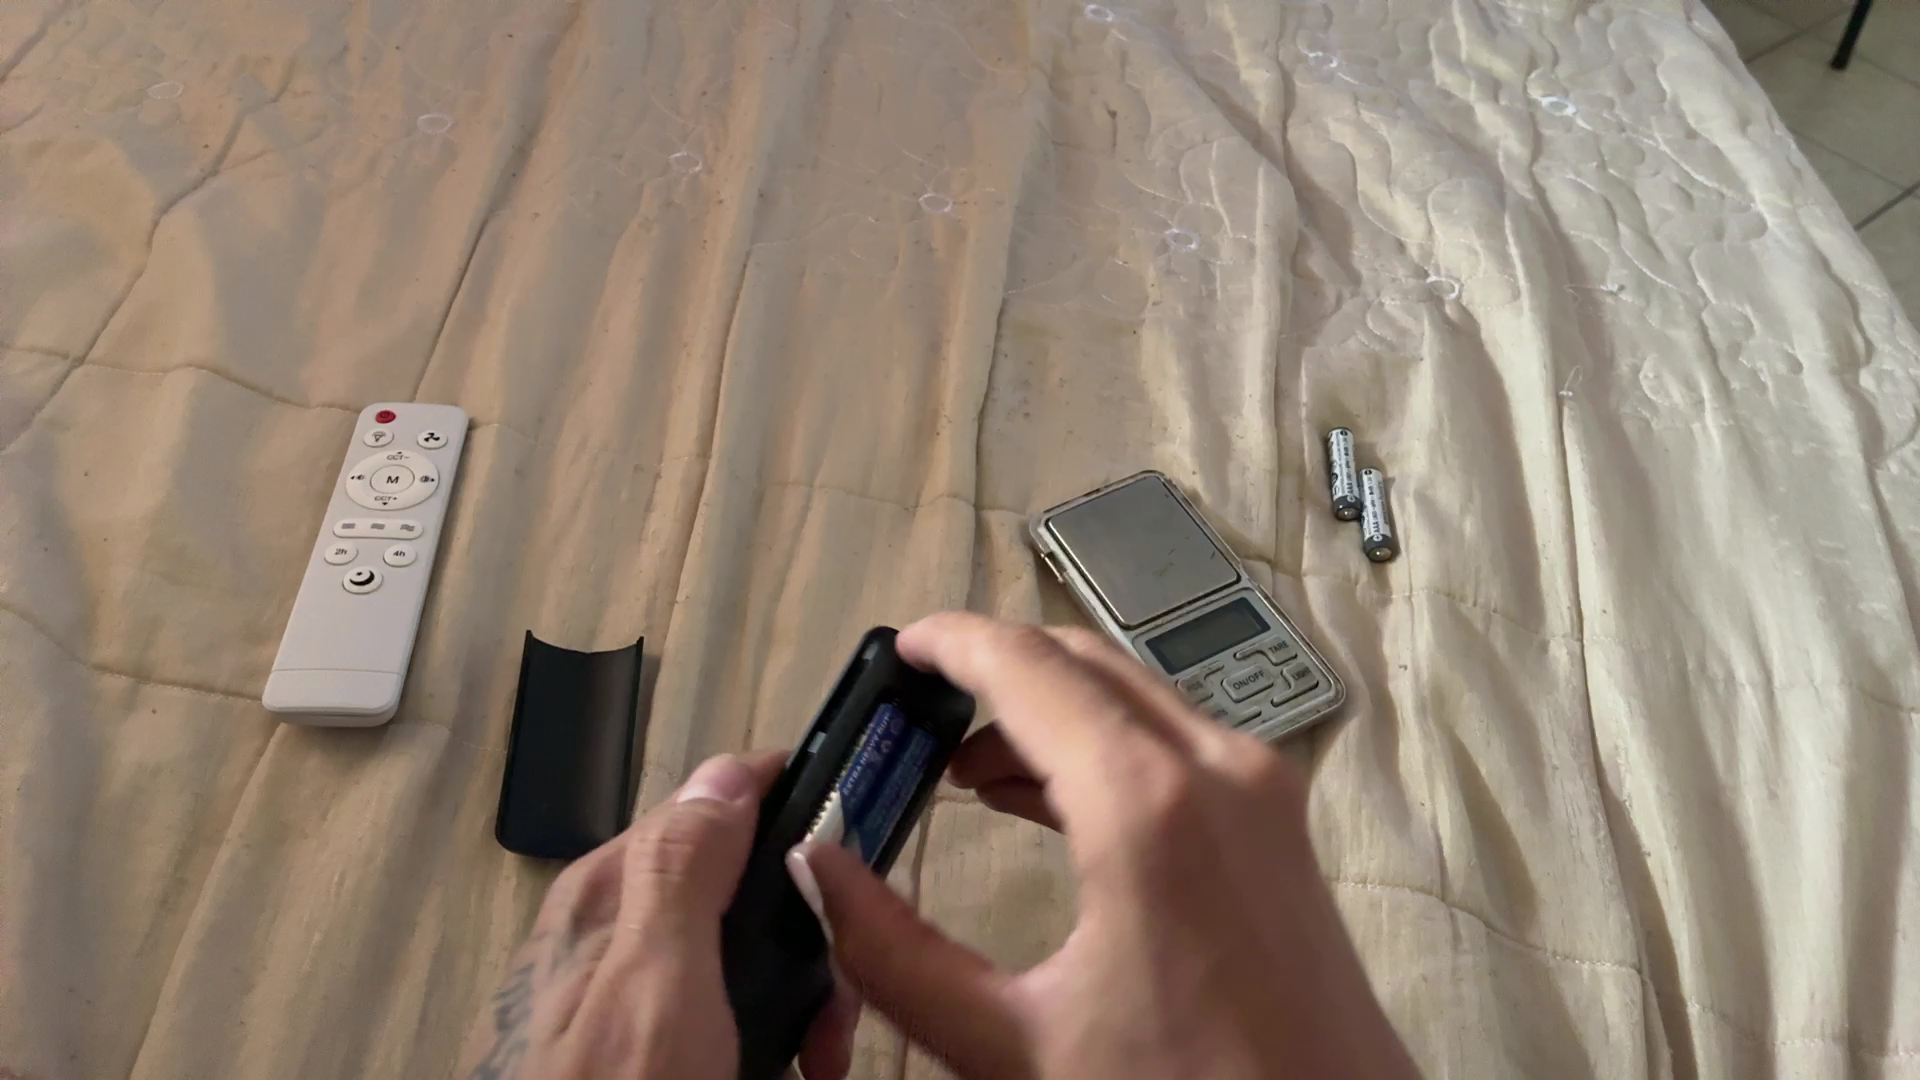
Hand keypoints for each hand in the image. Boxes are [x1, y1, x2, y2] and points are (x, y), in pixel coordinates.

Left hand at [458, 751, 857, 1079]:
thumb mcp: (654, 990)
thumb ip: (686, 873)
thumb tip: (728, 767)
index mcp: (614, 885)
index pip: (722, 795)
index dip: (795, 810)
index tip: (858, 856)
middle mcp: (624, 916)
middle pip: (746, 868)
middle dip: (808, 917)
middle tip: (844, 991)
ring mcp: (642, 975)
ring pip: (753, 931)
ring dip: (805, 977)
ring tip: (824, 1046)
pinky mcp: (660, 1026)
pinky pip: (739, 989)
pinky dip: (780, 1015)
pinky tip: (799, 1057)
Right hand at [790, 614, 1421, 1079]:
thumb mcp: (1017, 1048)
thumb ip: (894, 954)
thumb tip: (819, 870)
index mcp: (1144, 801)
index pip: (1025, 666)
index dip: (953, 641)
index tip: (902, 646)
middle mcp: (1211, 759)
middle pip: (1075, 658)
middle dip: (990, 665)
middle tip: (920, 706)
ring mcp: (1252, 775)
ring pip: (1120, 687)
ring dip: (1039, 703)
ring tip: (964, 764)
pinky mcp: (1268, 805)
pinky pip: (1160, 731)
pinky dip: (1090, 736)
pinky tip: (1037, 792)